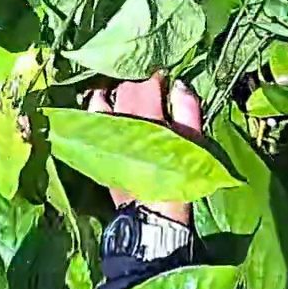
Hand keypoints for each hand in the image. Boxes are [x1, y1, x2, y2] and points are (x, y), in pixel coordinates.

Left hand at [84, 73, 201, 225]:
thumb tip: (179, 84)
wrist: (153, 216)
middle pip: (127, 86)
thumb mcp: (193, 143)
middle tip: (148, 79)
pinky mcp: (99, 143)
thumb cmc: (179, 178)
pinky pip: (94, 114)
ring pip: (110, 96)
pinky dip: (98, 102)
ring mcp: (108, 130)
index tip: (164, 73)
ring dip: (119, 87)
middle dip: (138, 78)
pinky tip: (102, 96)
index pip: (148, 83)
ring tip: (128, 83)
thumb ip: (188, 111)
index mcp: (151, 116)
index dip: (156, 74)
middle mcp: (125, 119)